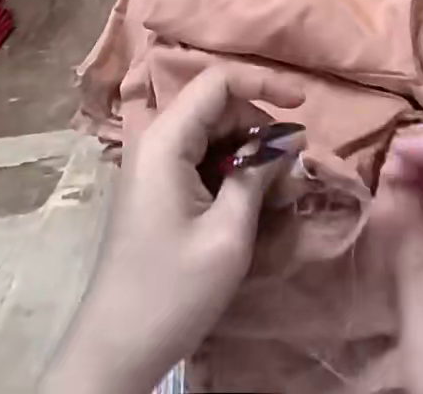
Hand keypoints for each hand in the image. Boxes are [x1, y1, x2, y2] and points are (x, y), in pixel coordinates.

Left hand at [41, 67, 304, 393]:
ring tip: (278, 188)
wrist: (119, 341)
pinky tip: (251, 197)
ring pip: (211, 130)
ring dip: (248, 149)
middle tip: (292, 166)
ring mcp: (154, 159)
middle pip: (215, 105)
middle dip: (258, 126)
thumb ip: (258, 175)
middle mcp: (155, 137)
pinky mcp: (158, 180)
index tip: (302, 103)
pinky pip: (200, 154)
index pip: (216, 82)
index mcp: (165, 138)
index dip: (262, 82)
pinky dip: (230, 166)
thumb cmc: (174, 289)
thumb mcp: (229, 233)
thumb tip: (288, 138)